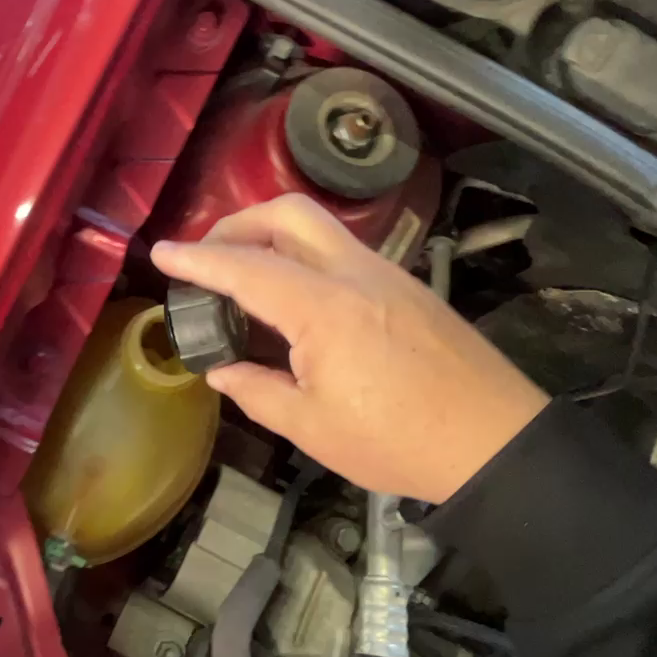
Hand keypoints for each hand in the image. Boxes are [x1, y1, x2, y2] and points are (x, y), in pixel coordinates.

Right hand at [152, 194, 548, 503]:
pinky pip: (342, 251)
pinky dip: (303, 255)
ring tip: (244, 273)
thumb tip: (221, 370)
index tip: (161, 253)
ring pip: (319, 227)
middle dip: (237, 224)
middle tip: (207, 256)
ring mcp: (386, 275)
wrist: (495, 442)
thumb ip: (256, 392)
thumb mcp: (311, 428)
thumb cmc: (396, 441)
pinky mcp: (405, 287)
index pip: (246, 268)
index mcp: (323, 309)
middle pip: (287, 214)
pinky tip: (293, 296)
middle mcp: (354, 275)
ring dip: (271, 235)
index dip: (197, 260)